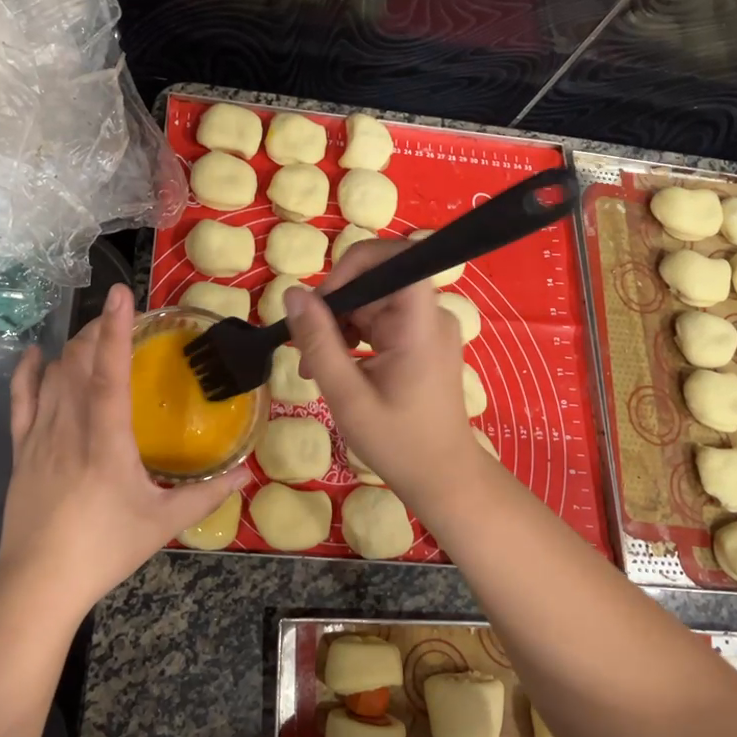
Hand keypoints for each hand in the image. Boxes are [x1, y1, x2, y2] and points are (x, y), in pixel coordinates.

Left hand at [0, 284, 244, 618]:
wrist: (38, 583)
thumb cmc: (105, 549)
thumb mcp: (163, 523)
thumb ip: (207, 494)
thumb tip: (247, 474)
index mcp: (106, 440)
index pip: (110, 371)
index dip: (117, 329)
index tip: (122, 294)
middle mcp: (69, 427)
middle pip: (78, 362)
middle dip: (98, 331)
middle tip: (121, 318)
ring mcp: (39, 436)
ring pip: (53, 375)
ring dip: (73, 349)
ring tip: (94, 336)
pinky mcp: (20, 449)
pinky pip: (19, 399)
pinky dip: (28, 372)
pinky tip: (37, 354)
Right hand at [282, 240, 481, 496]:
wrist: (443, 479)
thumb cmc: (398, 442)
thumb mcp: (346, 395)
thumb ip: (318, 341)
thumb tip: (292, 293)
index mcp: (420, 323)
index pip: (397, 257)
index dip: (355, 264)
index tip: (323, 299)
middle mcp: (430, 315)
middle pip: (378, 280)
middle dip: (337, 302)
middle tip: (306, 344)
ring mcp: (427, 327)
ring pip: (374, 300)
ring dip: (340, 321)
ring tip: (314, 363)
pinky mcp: (421, 341)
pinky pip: (381, 320)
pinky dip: (354, 335)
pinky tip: (335, 365)